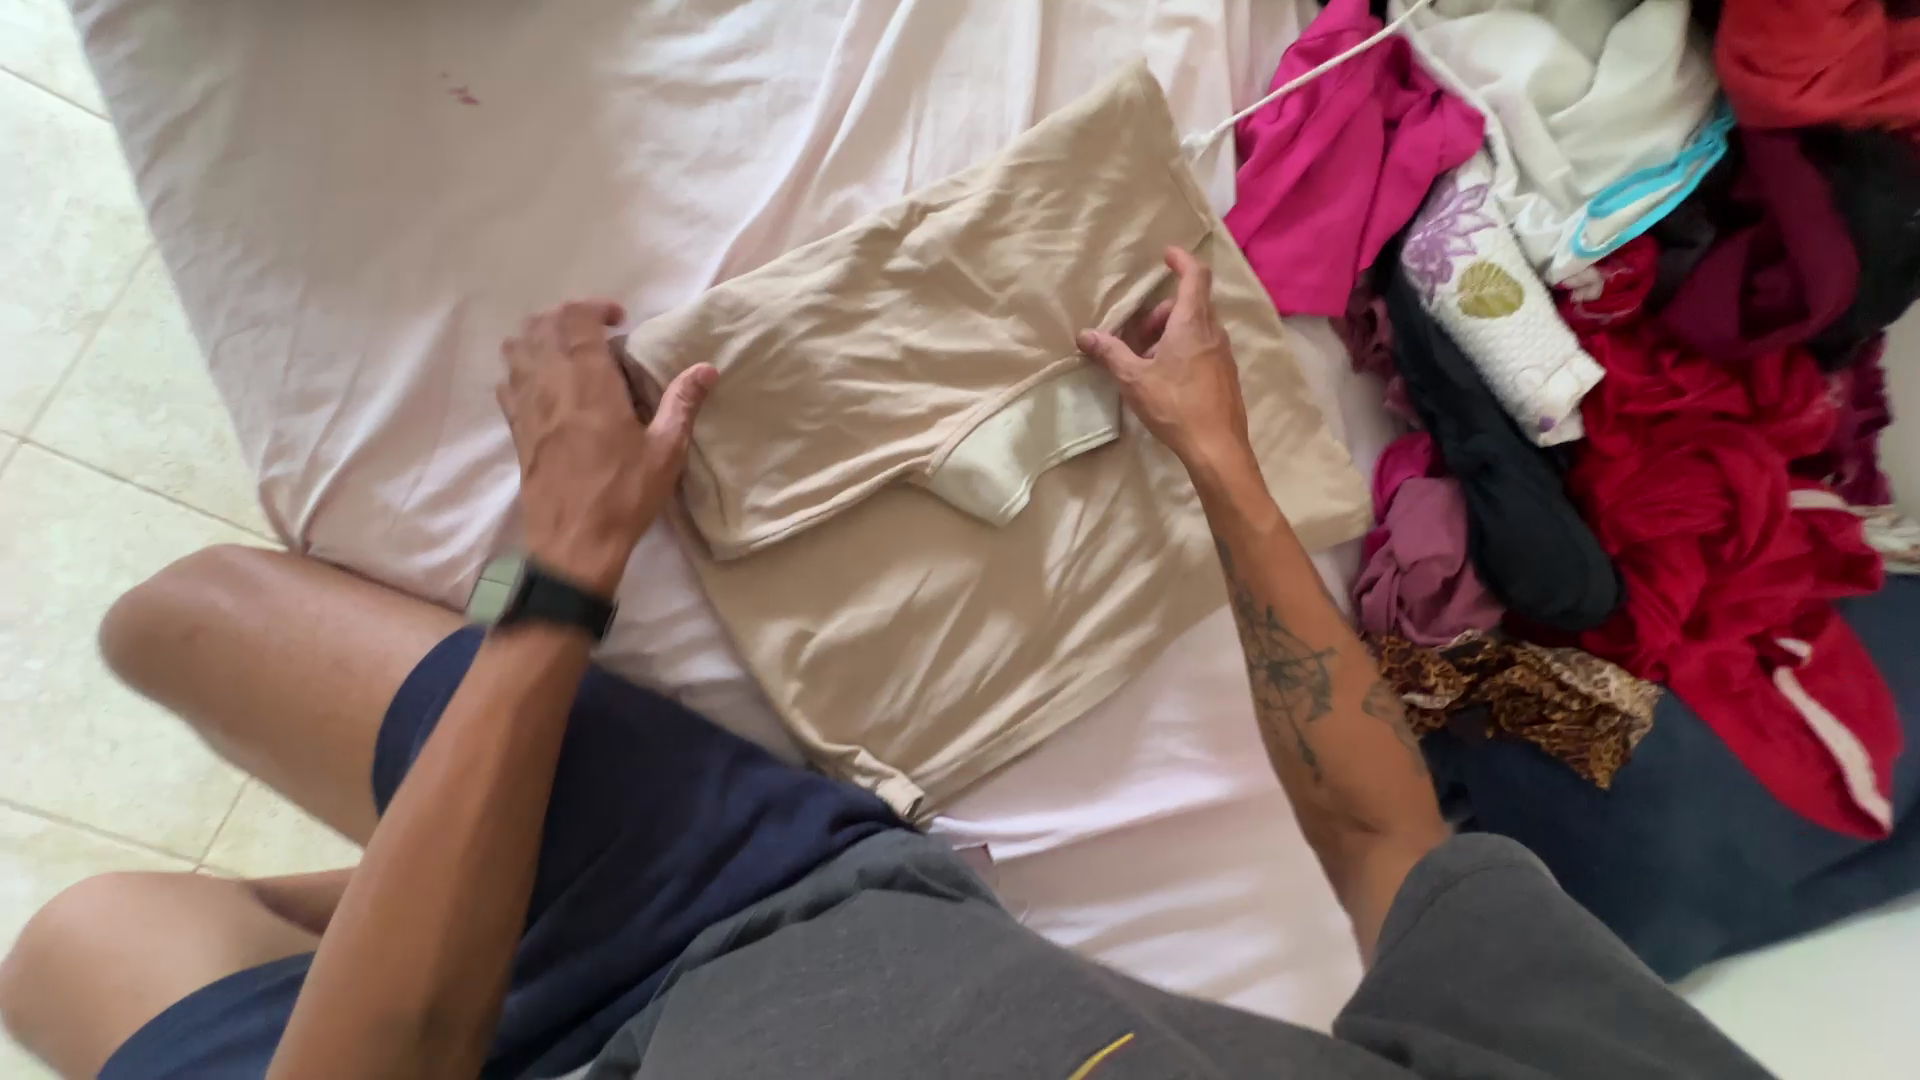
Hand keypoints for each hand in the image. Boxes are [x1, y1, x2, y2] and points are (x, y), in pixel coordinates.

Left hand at [497, 300, 716, 595]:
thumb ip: (683, 403)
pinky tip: (547, 384)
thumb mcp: (667, 450)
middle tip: (600, 333)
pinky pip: (508, 381)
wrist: (575, 542)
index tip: (620, 320)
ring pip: (516, 347)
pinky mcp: (516, 429)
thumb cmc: (625, 495)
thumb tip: (706, 368)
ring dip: (541, 337)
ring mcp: (526, 406)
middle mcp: (549, 384)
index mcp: (588, 384)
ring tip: (571, 352)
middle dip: (569, 317)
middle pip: (541, 325)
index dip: (595, 308)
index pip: (575, 320)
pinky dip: (523, 367)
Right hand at [1077, 247, 1253, 473]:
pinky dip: (1184, 350)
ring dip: (1171, 334)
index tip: (1167, 255)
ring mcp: (1223, 354)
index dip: (1182, 261)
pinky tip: (1166, 379)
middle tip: (1138, 335)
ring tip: (1148, 362)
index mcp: (1191, 324)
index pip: (1195, 277)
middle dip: (1162, 312)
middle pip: (1190, 305)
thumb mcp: (1134, 379)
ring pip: (1197, 328)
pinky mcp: (1226, 374)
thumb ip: (1110, 353)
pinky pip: (1203, 348)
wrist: (1216, 446)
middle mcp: (1212, 332)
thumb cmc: (1174, 406)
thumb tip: (1085, 335)